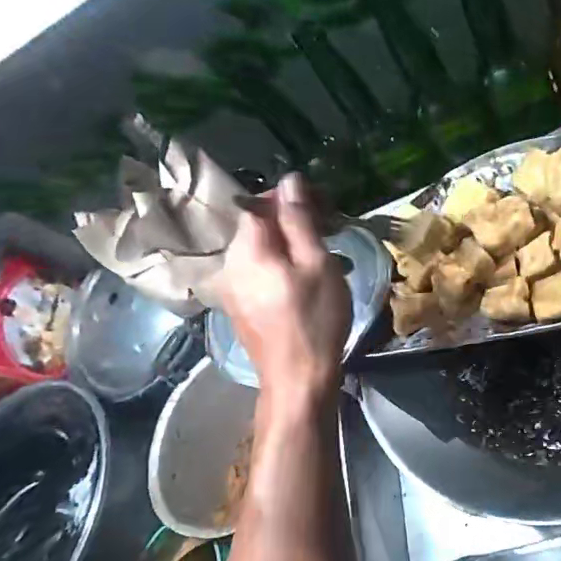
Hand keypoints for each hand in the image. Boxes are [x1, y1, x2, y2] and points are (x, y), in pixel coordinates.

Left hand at [216, 173, 350, 400]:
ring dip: (292, 247)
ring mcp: (232, 288)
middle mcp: (230, 262)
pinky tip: (307, 285)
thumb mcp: (316, 264)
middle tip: (331, 234)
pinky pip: (260, 274)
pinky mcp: (241, 309)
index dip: (292, 197)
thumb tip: (289, 180)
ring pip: (262, 252)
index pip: (260, 200)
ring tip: (326, 262)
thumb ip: (300, 219)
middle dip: (294, 223)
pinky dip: (283, 269)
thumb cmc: (313, 320)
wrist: (297, 381)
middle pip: (259, 226)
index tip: (325, 208)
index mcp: (246, 246)